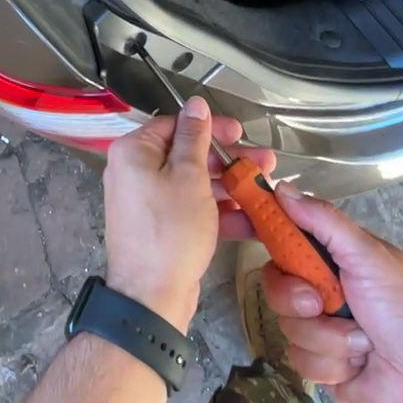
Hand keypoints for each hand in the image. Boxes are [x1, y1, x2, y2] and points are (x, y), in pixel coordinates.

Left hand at [101, 97, 276, 331]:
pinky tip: (253, 219)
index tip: (240, 133)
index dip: (210, 128)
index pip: (175, 125)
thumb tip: (195, 103)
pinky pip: (191, 209)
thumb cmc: (171, 230)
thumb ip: (195, 138)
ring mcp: (148, 202)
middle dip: (228, 161)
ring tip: (267, 189)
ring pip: (193, 184)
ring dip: (230, 187)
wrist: (151, 299)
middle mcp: (135, 172)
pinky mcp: (161, 227)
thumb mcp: (190, 177)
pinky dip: (218, 212)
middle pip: (187, 155)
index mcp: (134, 152)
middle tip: (264, 161)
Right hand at [260, 188, 402, 402]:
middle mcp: (323, 286)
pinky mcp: (323, 363)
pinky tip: (359, 365)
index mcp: (335, 254)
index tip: (239, 221)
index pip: (287, 232)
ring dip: (325, 337)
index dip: (261, 226)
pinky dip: (331, 364)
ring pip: (287, 324)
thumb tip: (281, 186)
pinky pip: (300, 359)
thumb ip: (325, 221)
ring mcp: (322, 326)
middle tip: (320, 304)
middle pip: (275, 281)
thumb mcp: (370, 257)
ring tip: (361, 343)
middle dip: (295, 297)